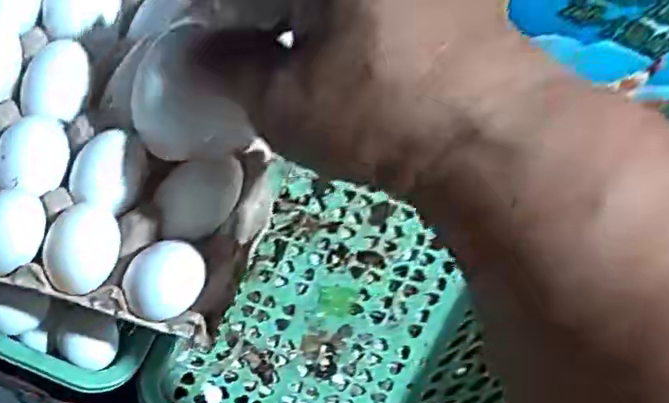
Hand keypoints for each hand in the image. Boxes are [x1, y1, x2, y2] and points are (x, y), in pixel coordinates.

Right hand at [197, 0, 561, 193]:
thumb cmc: (366, 109)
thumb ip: (227, 65)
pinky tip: (306, 37)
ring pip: (313, 0)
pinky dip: (322, 16)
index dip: (207, 8)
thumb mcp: (277, 98)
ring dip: (283, 14)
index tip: (191, 30)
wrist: (476, 125)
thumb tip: (193, 49)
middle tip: (219, 38)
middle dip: (246, 11)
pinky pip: (354, 2)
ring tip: (258, 41)